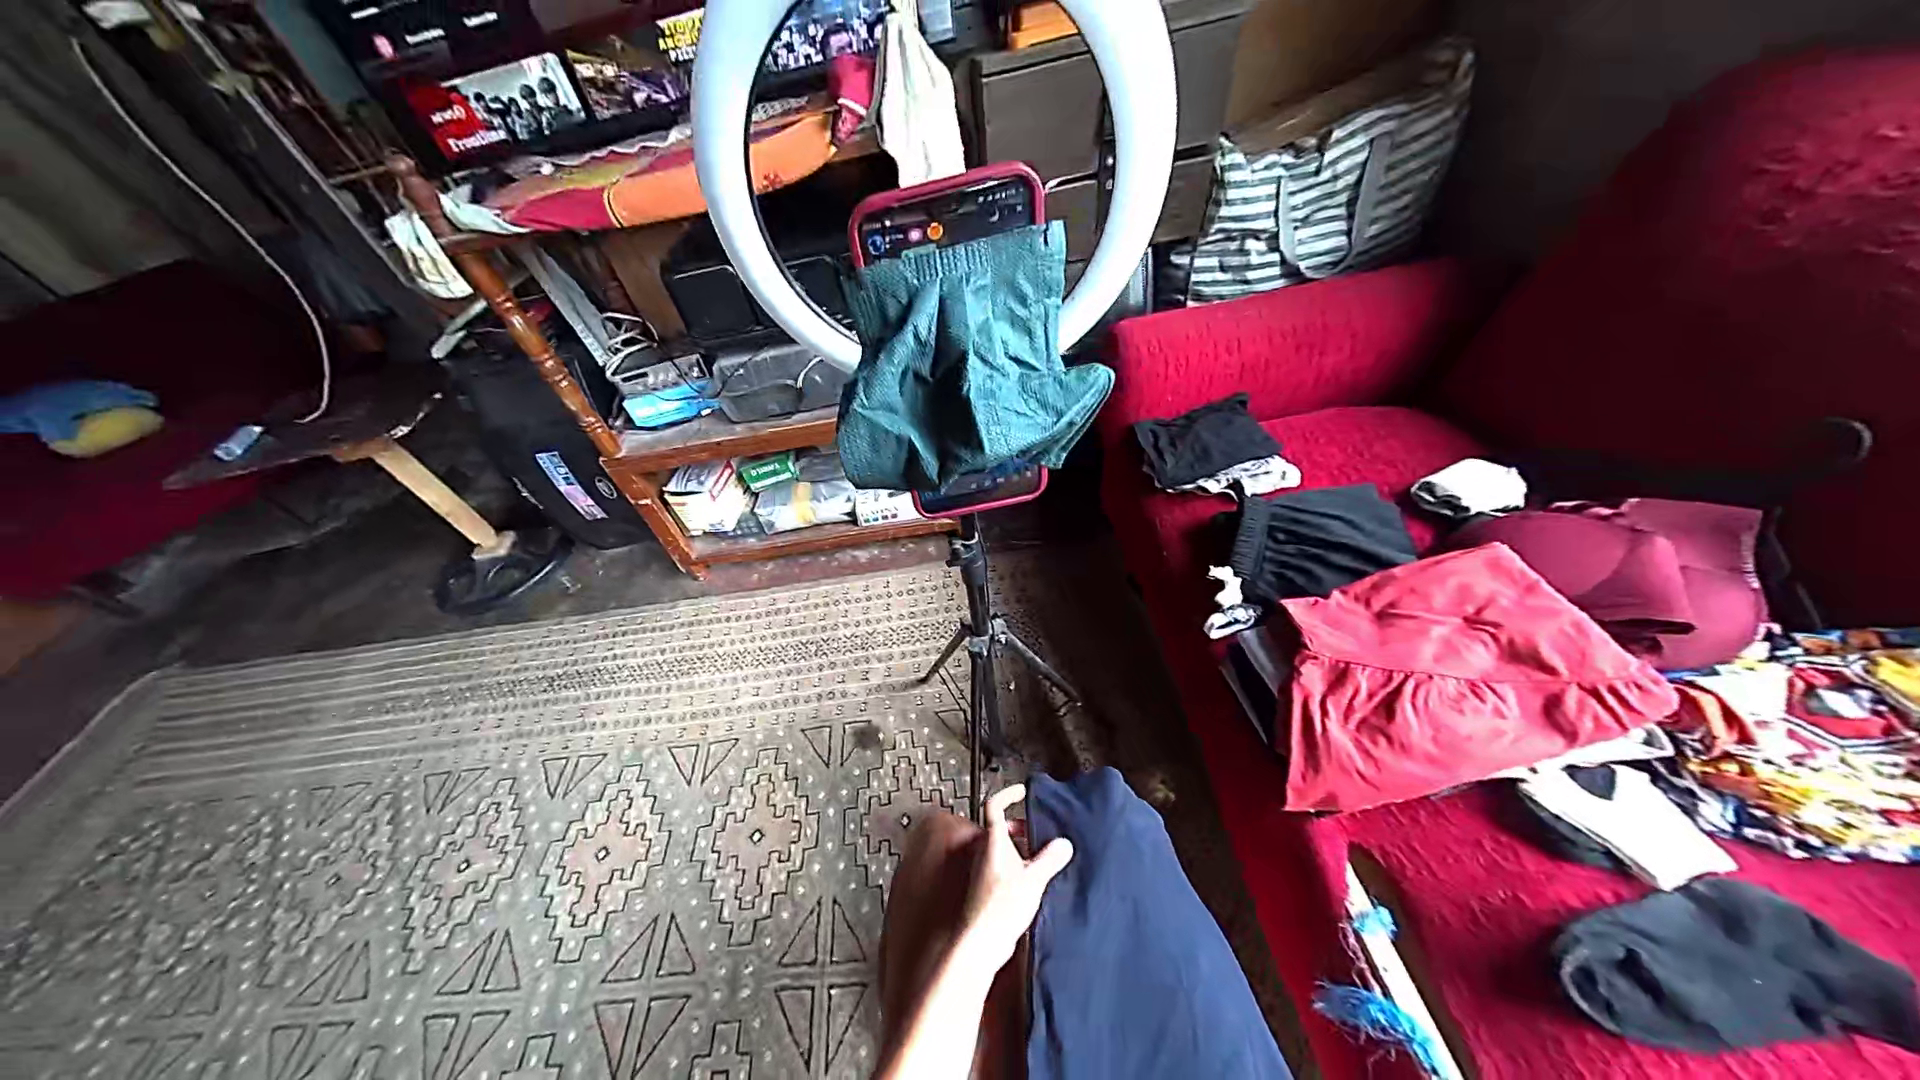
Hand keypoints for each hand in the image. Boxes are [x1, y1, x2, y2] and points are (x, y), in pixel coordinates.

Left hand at [956, 784, 1074, 970]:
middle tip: (1040, 831)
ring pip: (1003, 848)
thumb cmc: (1001, 906)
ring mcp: (985, 869)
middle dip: (1021, 827)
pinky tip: (1035, 880)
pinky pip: (1004, 866)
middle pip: (1001, 827)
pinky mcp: (988, 887)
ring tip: (1042, 857)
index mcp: (993, 840)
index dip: (1007, 795)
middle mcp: (985, 851)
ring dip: (1021, 848)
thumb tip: (1064, 844)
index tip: (1021, 791)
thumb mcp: (1033, 879)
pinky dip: (1019, 865)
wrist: (982, 940)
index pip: (994, 806)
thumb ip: (1050, 859)